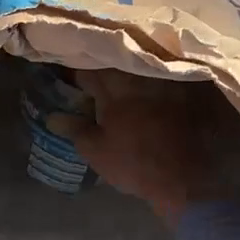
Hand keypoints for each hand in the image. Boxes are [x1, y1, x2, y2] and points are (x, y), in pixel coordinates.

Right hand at [45, 70, 209, 224]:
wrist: (187, 178)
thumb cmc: (136, 164)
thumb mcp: (97, 151)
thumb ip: (74, 130)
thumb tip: (53, 118)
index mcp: (115, 87)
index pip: (87, 69)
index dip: (75, 73)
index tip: (68, 81)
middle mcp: (140, 75)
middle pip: (114, 62)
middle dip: (101, 68)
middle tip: (92, 82)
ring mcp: (165, 80)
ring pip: (139, 66)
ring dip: (126, 71)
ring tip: (117, 85)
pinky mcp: (186, 89)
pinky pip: (163, 75)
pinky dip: (150, 79)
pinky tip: (145, 93)